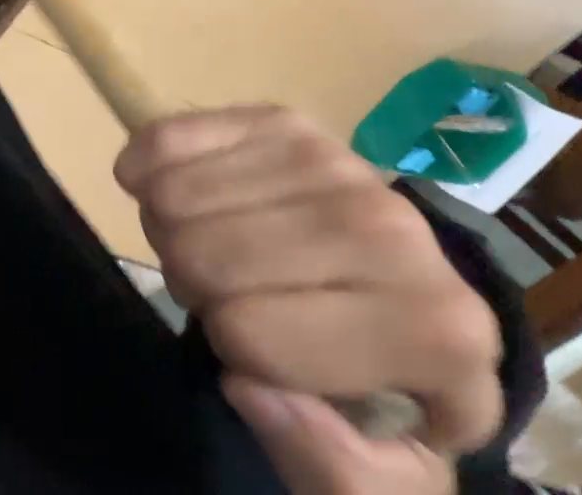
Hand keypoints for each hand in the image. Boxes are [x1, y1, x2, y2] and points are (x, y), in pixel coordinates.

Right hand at [115, 106, 501, 493]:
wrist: (392, 302)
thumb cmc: (376, 391)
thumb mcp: (374, 474)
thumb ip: (327, 461)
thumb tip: (253, 390)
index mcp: (437, 332)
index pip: (251, 335)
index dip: (240, 359)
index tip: (280, 365)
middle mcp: (395, 232)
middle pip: (202, 258)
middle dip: (197, 289)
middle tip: (236, 300)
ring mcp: (335, 164)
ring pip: (172, 199)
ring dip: (171, 234)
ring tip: (221, 252)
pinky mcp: (282, 122)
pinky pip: (163, 141)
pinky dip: (144, 174)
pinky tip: (176, 195)